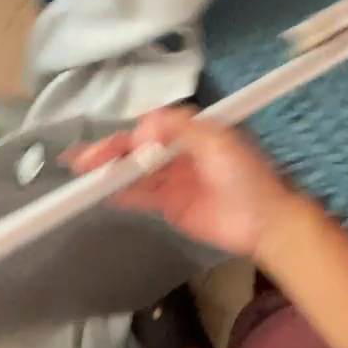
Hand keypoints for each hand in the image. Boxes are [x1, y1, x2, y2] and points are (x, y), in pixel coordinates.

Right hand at [67, 106, 298, 255]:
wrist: (265, 221)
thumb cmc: (246, 175)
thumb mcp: (217, 140)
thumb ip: (180, 128)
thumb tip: (142, 127)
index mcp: (190, 133)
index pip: (151, 128)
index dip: (131, 135)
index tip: (120, 145)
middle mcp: (177, 153)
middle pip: (136, 149)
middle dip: (110, 151)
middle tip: (83, 159)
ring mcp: (172, 180)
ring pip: (133, 172)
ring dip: (109, 171)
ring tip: (82, 171)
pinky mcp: (169, 205)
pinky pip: (139, 196)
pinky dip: (120, 193)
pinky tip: (101, 191)